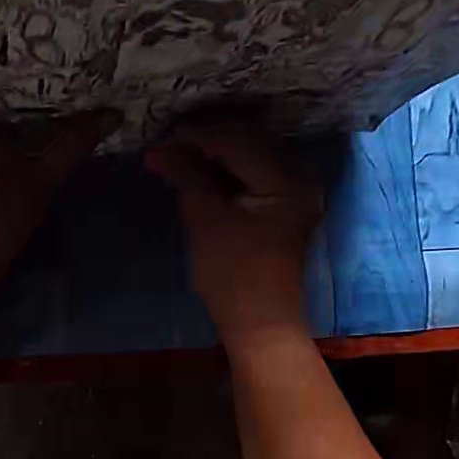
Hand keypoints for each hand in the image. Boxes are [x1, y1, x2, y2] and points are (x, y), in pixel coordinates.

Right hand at [145, 121, 324, 347]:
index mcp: (286, 179)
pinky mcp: (285, 205)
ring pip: (251, 156)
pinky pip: (255, 173)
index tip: (162, 136)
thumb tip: (159, 147)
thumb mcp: (205, 220)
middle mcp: (300, 177)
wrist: (259, 323)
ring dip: (215, 154)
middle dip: (206, 140)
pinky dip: (227, 170)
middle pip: (248, 142)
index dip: (198, 135)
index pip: (237, 141)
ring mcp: (296, 191)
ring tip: (178, 157)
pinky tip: (201, 172)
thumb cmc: (232, 275)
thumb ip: (186, 175)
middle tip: (167, 145)